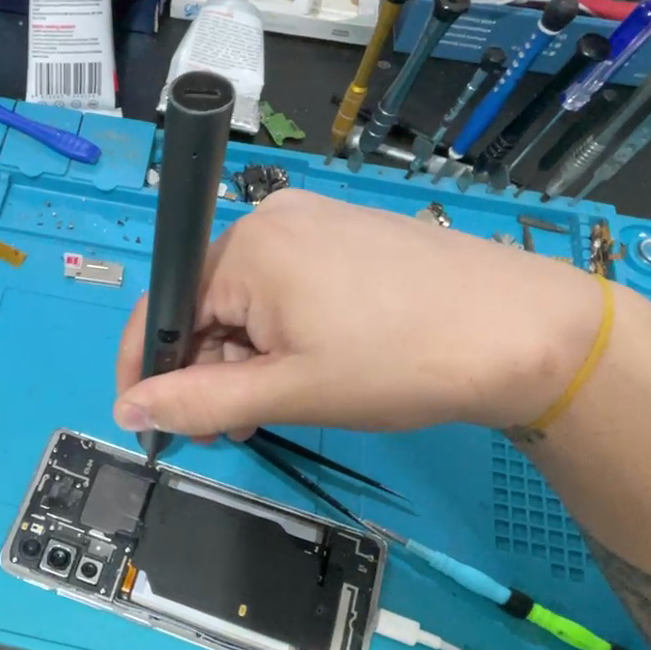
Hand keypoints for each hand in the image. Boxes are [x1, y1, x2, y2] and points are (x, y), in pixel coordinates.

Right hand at [114, 189, 611, 437]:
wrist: (524, 333)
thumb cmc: (397, 363)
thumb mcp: (286, 393)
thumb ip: (197, 403)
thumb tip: (126, 411)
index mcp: (246, 248)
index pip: (163, 308)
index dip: (148, 370)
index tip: (150, 424)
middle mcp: (270, 220)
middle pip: (205, 304)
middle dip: (206, 370)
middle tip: (234, 429)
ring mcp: (311, 222)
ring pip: (243, 301)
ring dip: (244, 359)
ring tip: (276, 406)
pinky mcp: (343, 234)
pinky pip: (281, 287)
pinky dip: (278, 335)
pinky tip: (306, 369)